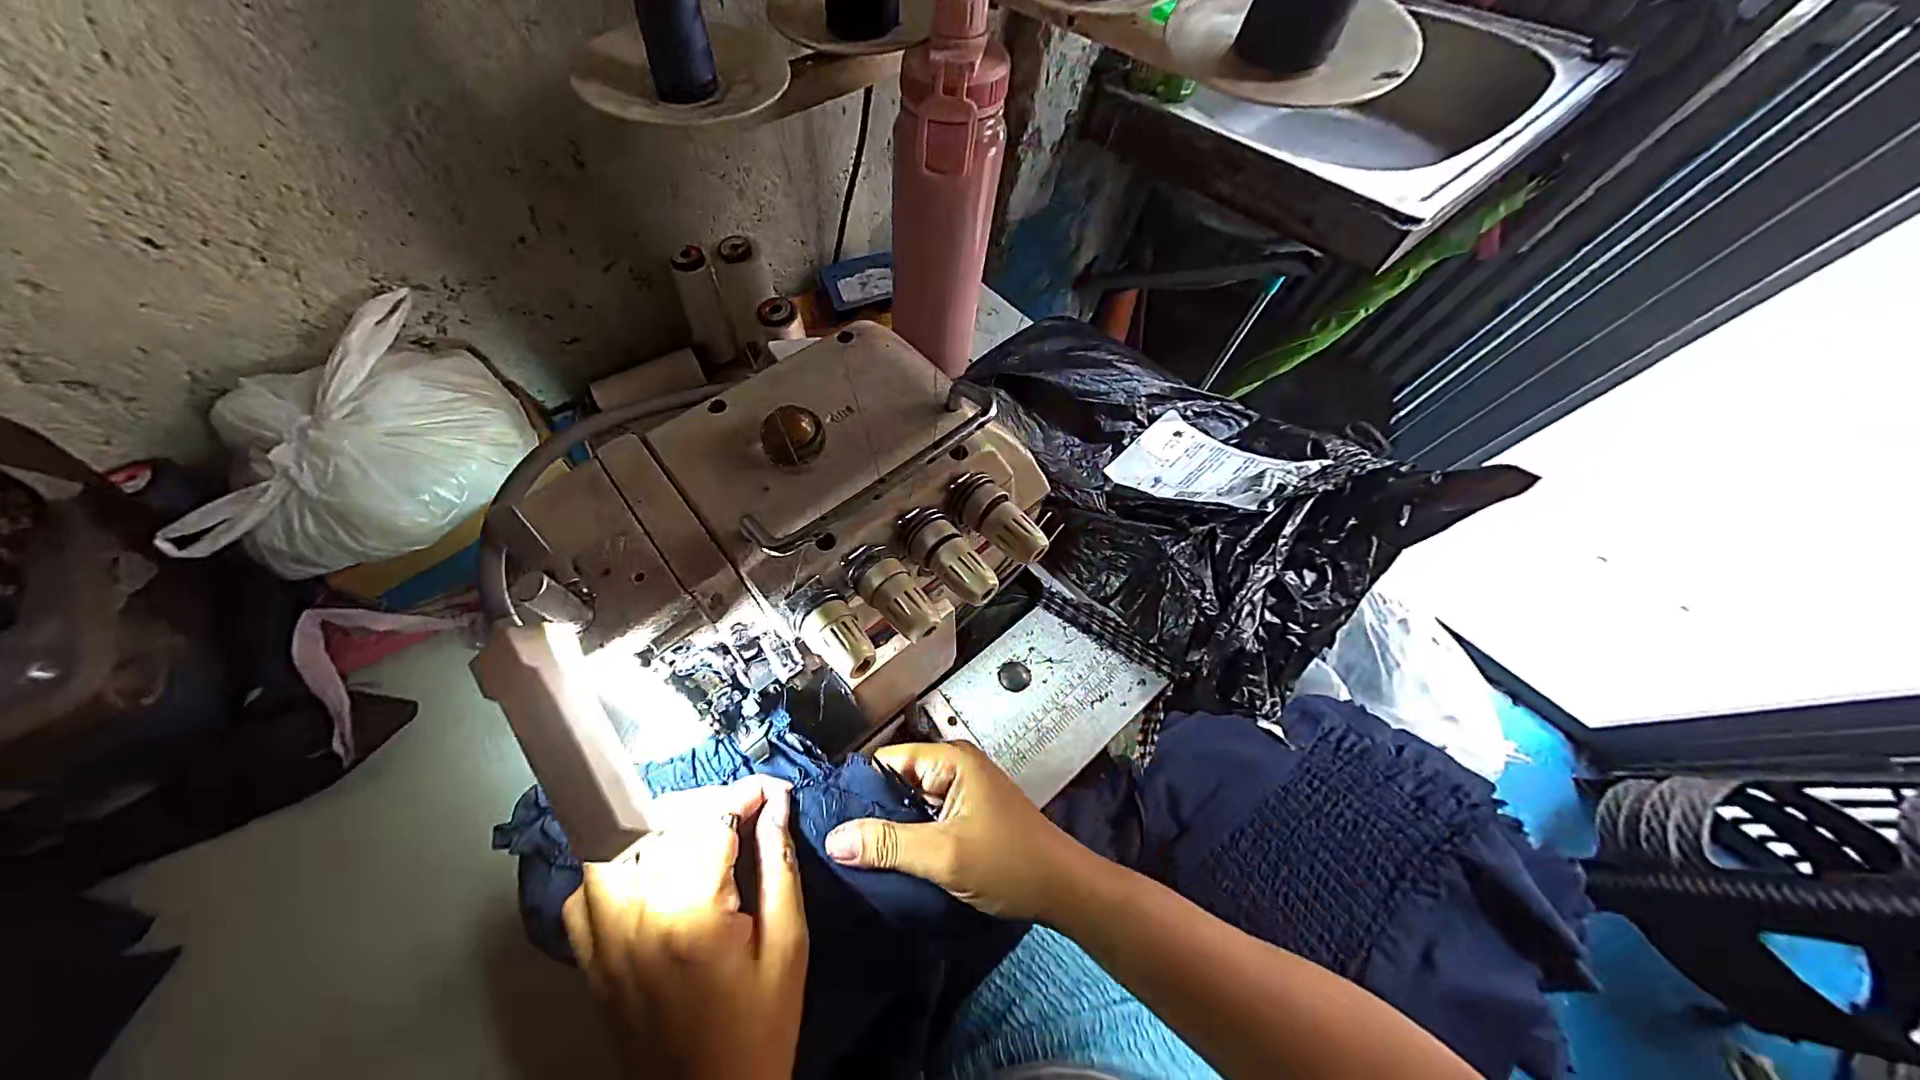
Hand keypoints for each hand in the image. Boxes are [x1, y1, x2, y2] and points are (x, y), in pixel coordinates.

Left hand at [561, 777, 806, 1079]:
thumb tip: (776, 806)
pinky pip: (586, 893)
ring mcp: (605, 941)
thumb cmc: (759, 1030)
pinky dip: (617, 868)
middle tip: (744, 811)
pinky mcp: (591, 961)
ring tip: (697, 835)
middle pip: (661, 823)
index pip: (712, 820)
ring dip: (659, 827)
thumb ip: (779, 864)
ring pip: (615, 848)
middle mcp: (637, 919)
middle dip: (708, 804)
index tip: (771, 791)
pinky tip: (652, 871)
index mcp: (691, 914)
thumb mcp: (788, 943)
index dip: (746, 794)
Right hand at [823, 740, 1097, 919]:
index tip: (830, 818)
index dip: (859, 788)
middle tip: (838, 843)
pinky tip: (889, 859)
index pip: (887, 761)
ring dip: (889, 828)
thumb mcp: (943, 854)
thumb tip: (834, 839)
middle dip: (871, 811)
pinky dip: (908, 837)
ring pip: (909, 804)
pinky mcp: (965, 815)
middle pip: (896, 781)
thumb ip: (888, 844)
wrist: (1063, 890)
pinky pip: (924, 819)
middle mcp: (954, 767)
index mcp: (952, 759)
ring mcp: (961, 791)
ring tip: (856, 854)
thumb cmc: (1010, 864)